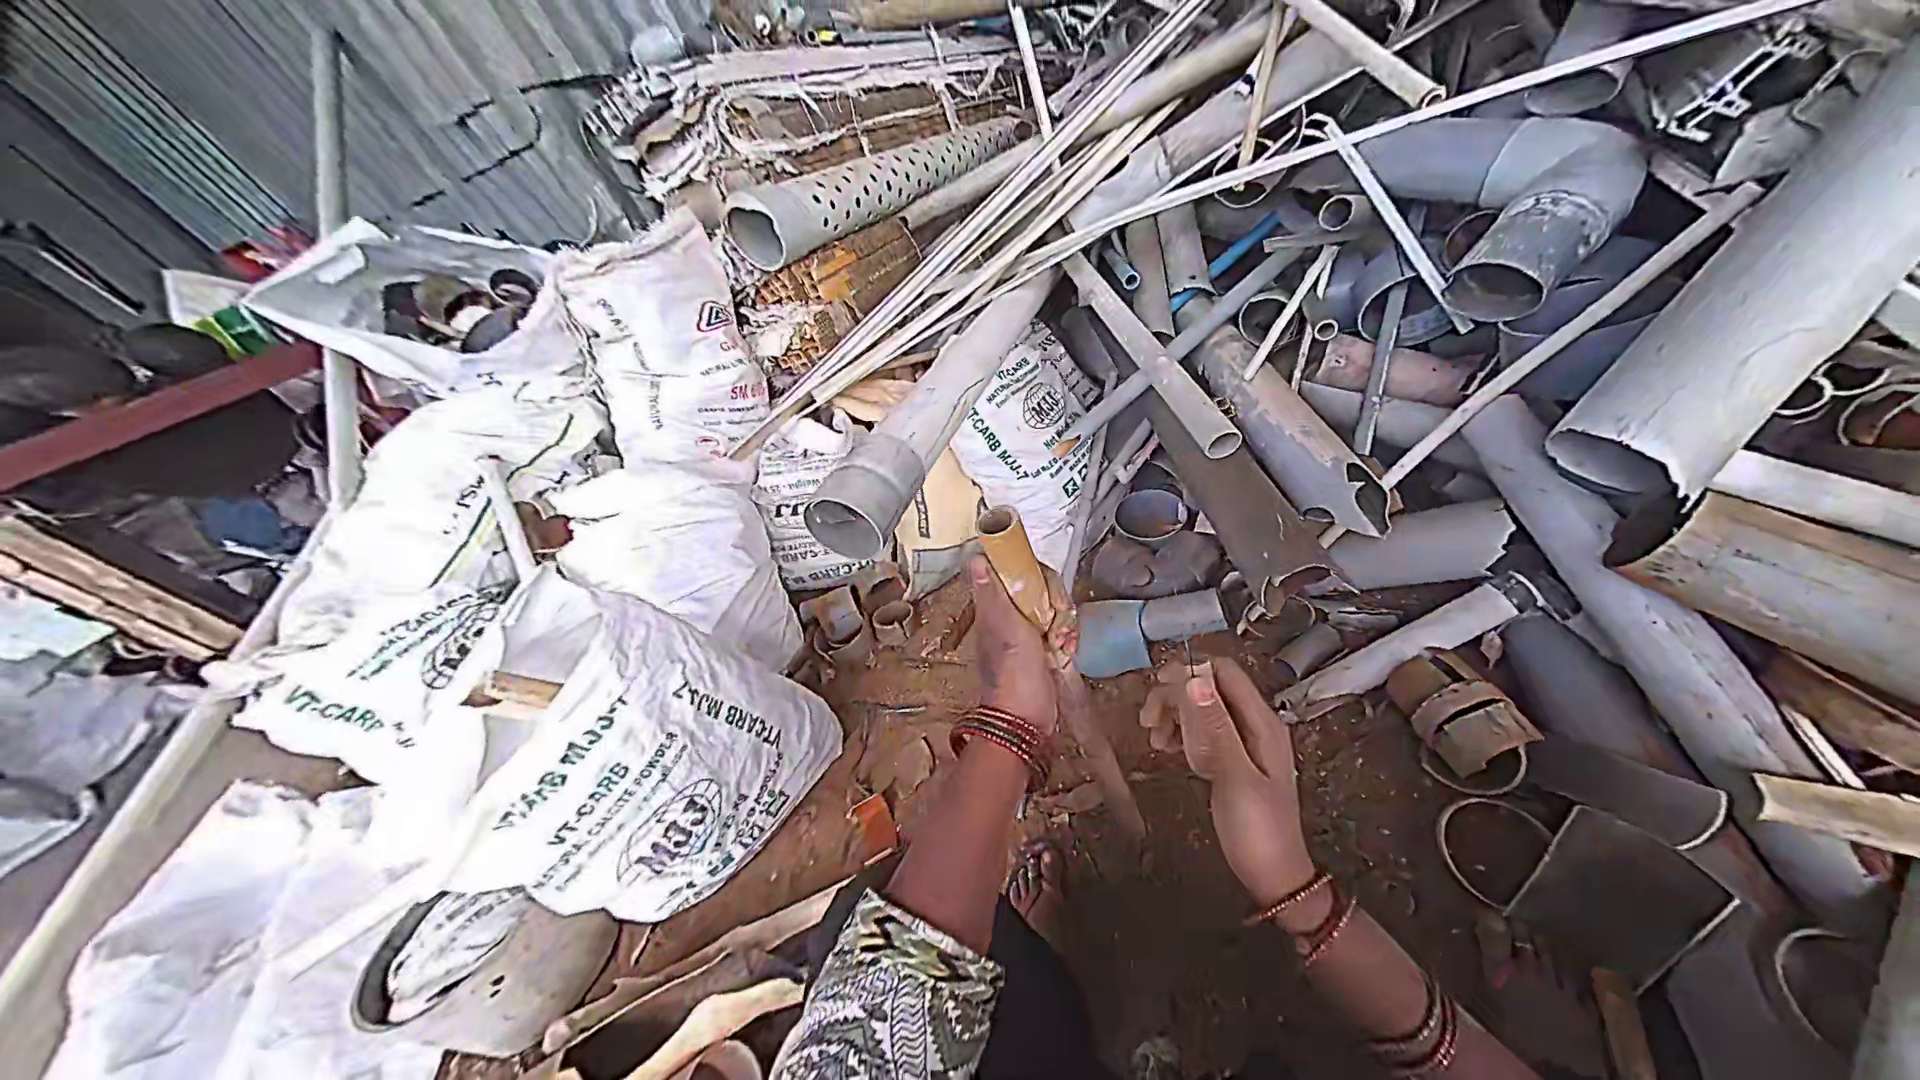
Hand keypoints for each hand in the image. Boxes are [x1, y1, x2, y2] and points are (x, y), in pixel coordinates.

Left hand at [968, 554, 1058, 734]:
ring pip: (1055, 606)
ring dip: (1064, 623)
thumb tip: (976, 558)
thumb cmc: (1013, 673)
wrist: (1027, 718)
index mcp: (995, 604)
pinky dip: (1068, 637)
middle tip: (1054, 626)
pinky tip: (1066, 651)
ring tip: (1061, 643)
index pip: (1018, 570)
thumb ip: (994, 594)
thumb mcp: (1004, 628)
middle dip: (1056, 604)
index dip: (1036, 575)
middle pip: (1042, 587)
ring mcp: (1028, 629)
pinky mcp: (1045, 644)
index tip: (1045, 591)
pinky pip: (1062, 626)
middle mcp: (1010, 612)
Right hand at [1157, 657, 1313, 909]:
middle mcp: (1252, 724)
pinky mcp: (1229, 757)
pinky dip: (1179, 732)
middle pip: (1208, 687)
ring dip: (1173, 714)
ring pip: (1200, 708)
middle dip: (1175, 695)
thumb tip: (1193, 679)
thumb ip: (1215, 726)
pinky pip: (1200, 730)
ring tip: (1154, 738)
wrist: (1274, 877)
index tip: (1157, 687)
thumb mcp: (1235, 776)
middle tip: (1147, 720)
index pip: (1225, 672)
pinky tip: (1164, 746)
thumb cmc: (1258, 829)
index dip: (1190, 670)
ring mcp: (1241, 741)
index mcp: (1262, 723)